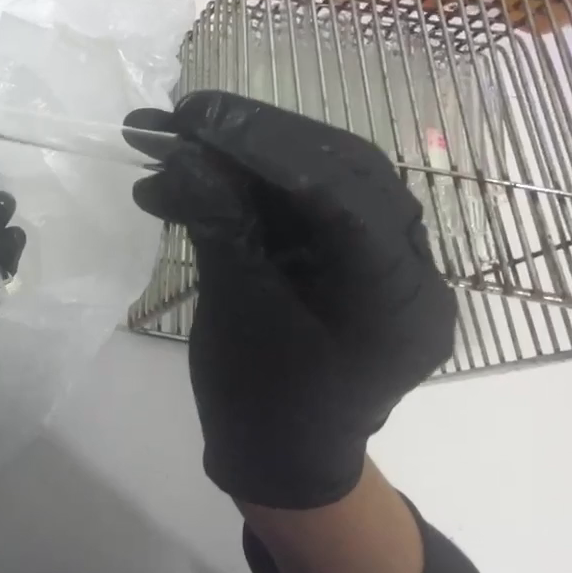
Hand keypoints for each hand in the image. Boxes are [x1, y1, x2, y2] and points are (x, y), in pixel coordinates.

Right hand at [126, 92, 455, 509]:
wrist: (279, 459)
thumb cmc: (262, 403)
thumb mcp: (234, 311)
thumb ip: (218, 224)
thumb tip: (182, 152)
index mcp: (397, 295)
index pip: (341, 192)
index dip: (265, 143)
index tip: (195, 114)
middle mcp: (405, 264)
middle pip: (338, 167)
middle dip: (253, 135)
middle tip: (185, 113)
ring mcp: (377, 255)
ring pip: (314, 174)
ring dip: (238, 155)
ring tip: (166, 142)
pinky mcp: (343, 252)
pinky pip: (296, 200)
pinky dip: (238, 184)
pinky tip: (182, 181)